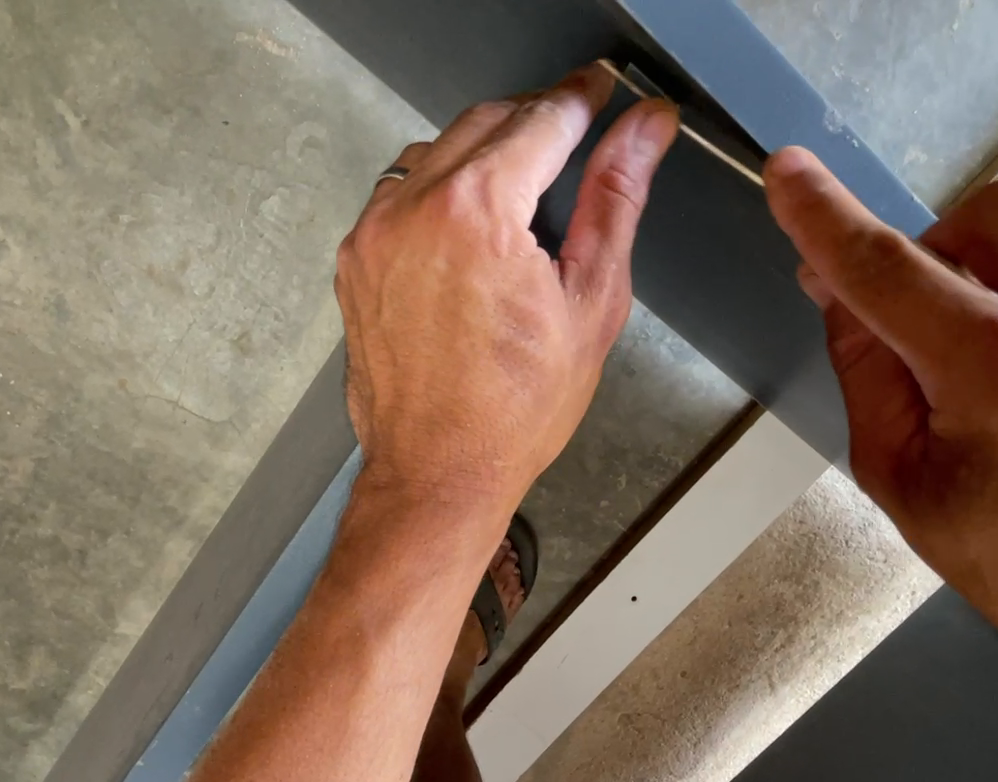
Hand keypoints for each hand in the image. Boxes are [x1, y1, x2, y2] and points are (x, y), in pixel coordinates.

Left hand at [334, 66, 678, 514]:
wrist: (439, 473)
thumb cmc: (514, 411)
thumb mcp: (589, 305)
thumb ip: (614, 204)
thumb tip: (642, 132)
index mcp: (477, 212)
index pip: (540, 120)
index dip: (580, 100)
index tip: (599, 91)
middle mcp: (413, 211)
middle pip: (483, 124)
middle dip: (532, 120)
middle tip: (571, 134)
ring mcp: (374, 238)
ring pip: (434, 154)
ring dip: (480, 154)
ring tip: (520, 189)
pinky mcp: (355, 265)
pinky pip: (398, 197)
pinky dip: (435, 192)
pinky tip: (465, 227)